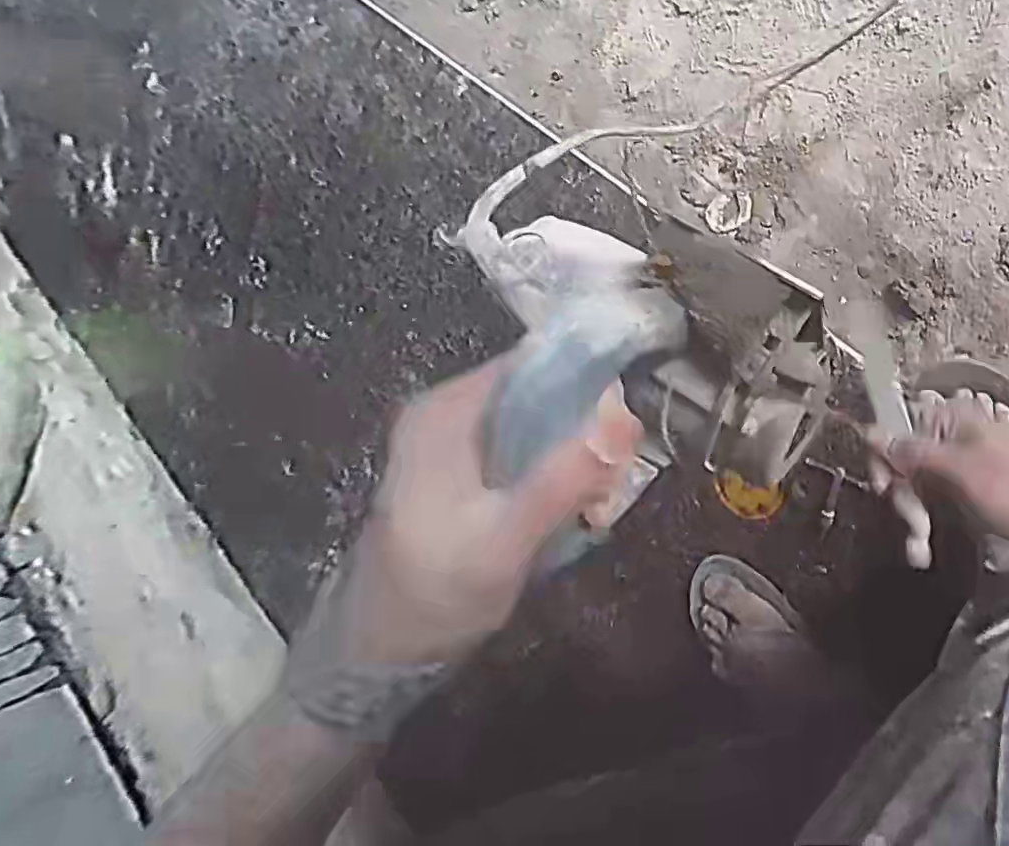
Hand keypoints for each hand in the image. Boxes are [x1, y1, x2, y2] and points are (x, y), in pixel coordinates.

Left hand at [298, 356, 643, 673]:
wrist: (385, 648)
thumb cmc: (437, 594)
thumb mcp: (502, 544)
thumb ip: (558, 483)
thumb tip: (620, 424)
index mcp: (448, 408)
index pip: (538, 360)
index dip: (591, 384)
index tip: (623, 429)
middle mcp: (453, 406)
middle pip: (547, 386)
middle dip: (590, 426)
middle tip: (612, 477)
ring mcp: (461, 431)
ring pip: (546, 415)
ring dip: (581, 450)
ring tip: (597, 498)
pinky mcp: (470, 456)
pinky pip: (534, 439)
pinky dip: (562, 464)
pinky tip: (577, 502)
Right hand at [868, 389, 1008, 575]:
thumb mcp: (961, 471)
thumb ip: (913, 451)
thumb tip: (873, 432)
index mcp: (954, 420)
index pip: (897, 425)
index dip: (885, 456)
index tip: (885, 486)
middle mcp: (954, 437)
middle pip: (904, 459)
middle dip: (903, 495)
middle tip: (914, 524)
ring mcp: (962, 465)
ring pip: (917, 485)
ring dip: (914, 516)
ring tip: (920, 546)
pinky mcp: (970, 491)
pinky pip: (935, 502)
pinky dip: (928, 522)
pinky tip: (924, 547)